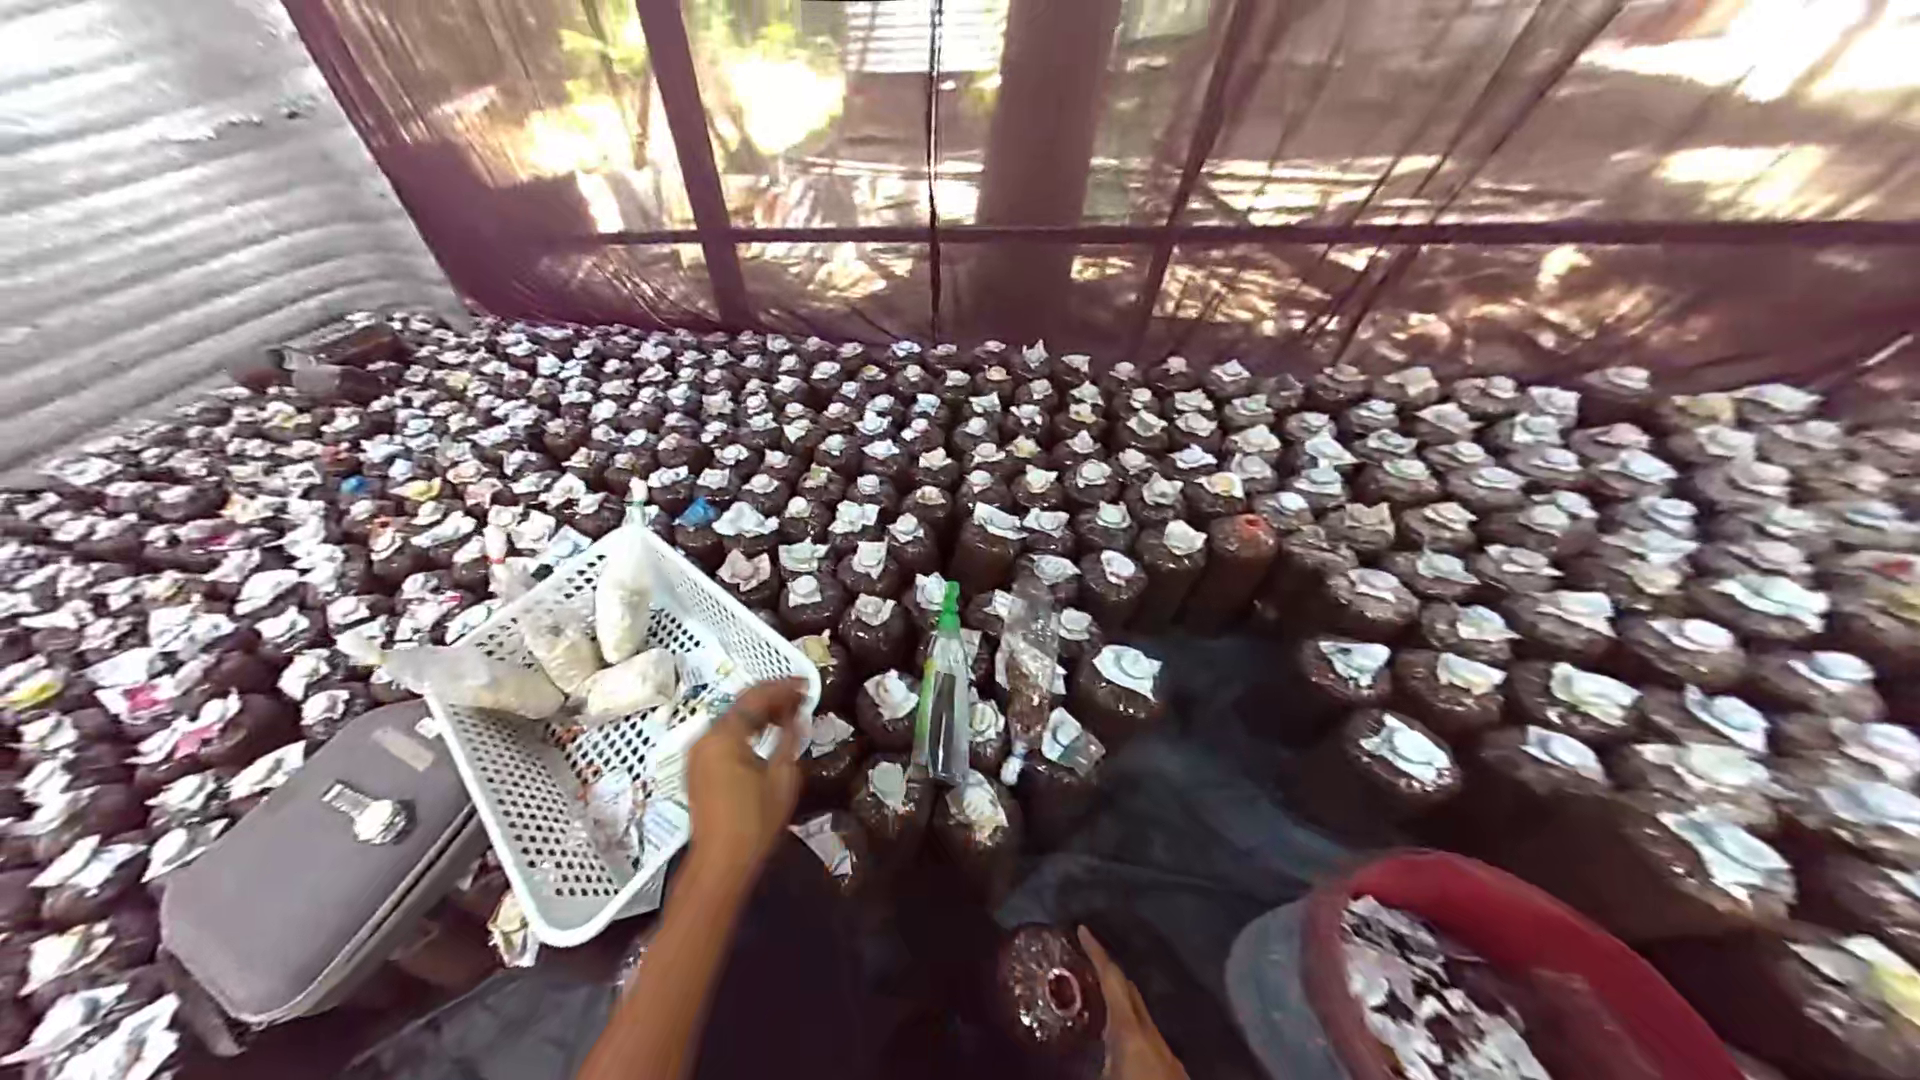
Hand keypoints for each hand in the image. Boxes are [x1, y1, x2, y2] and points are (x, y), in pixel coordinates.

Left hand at [684, 678, 808, 892]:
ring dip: (761, 712)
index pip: (756, 696)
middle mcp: (704, 738)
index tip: (806, 685)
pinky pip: (725, 734)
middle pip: (741, 704)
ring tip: (789, 713)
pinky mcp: (699, 767)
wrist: (721, 863)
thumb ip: (790, 737)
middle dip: (773, 697)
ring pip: (732, 718)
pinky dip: (747, 728)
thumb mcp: (783, 776)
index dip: (783, 687)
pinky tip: (768, 732)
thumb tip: (797, 716)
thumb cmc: (755, 821)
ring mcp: (698, 753)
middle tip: (801, 697)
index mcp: (723, 736)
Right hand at [1079, 927, 1188, 1079]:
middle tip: (1083, 964)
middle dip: (1108, 973)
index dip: (1096, 951)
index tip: (1082, 929)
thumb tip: (1045, 1063)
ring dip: (1121, 1004)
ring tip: (1096, 1005)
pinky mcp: (1176, 1074)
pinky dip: (1131, 1029)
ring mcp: (1169, 1057)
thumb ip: (1077, 1062)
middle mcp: (1153, 1036)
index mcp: (1130, 1033)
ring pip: (1143, 1017)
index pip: (1113, 978)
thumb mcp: (1101, 1079)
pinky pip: (1150, 1038)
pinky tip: (1119, 1046)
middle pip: (1130, 992)